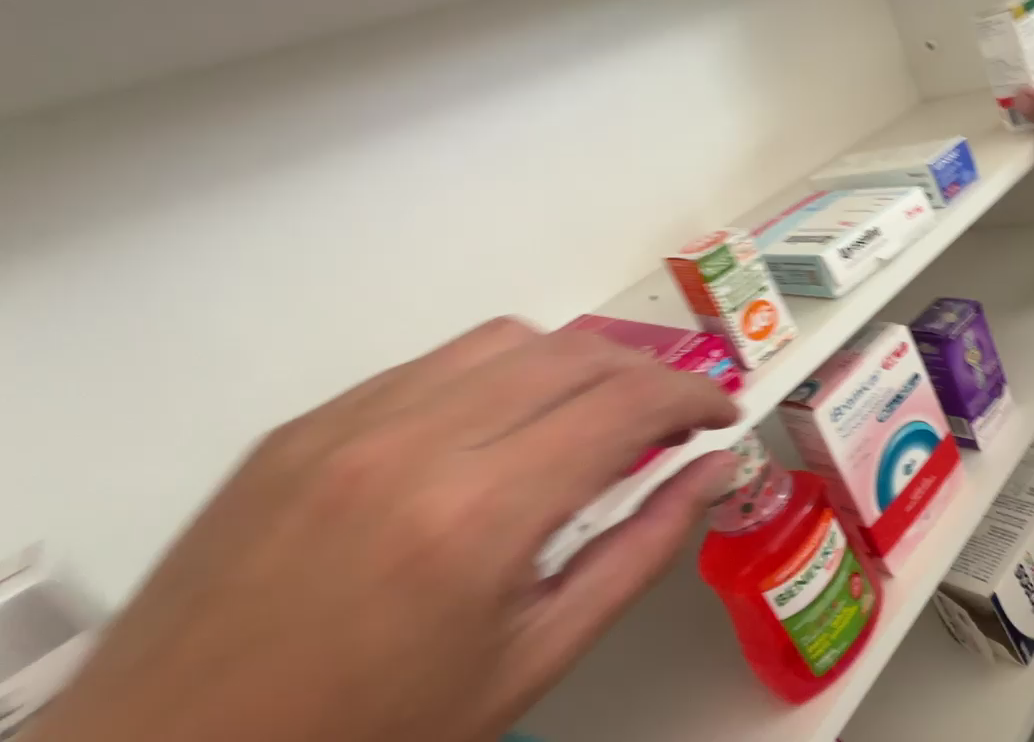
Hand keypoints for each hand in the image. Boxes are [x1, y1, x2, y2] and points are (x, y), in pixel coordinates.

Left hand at [28, 319, 738, 741]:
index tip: (722, 414)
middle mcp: (415, 442)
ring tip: (591, 418)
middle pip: (577, 354)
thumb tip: (714, 470)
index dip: (695, 395)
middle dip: (647, 375)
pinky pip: (432, 364)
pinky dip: (498, 377)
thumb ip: (642, 550)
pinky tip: (497, 431)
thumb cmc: (375, 734)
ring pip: (508, 339)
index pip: (627, 403)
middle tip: (671, 421)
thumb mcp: (535, 658)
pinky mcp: (302, 425)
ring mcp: (347, 423)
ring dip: (576, 366)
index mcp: (479, 515)